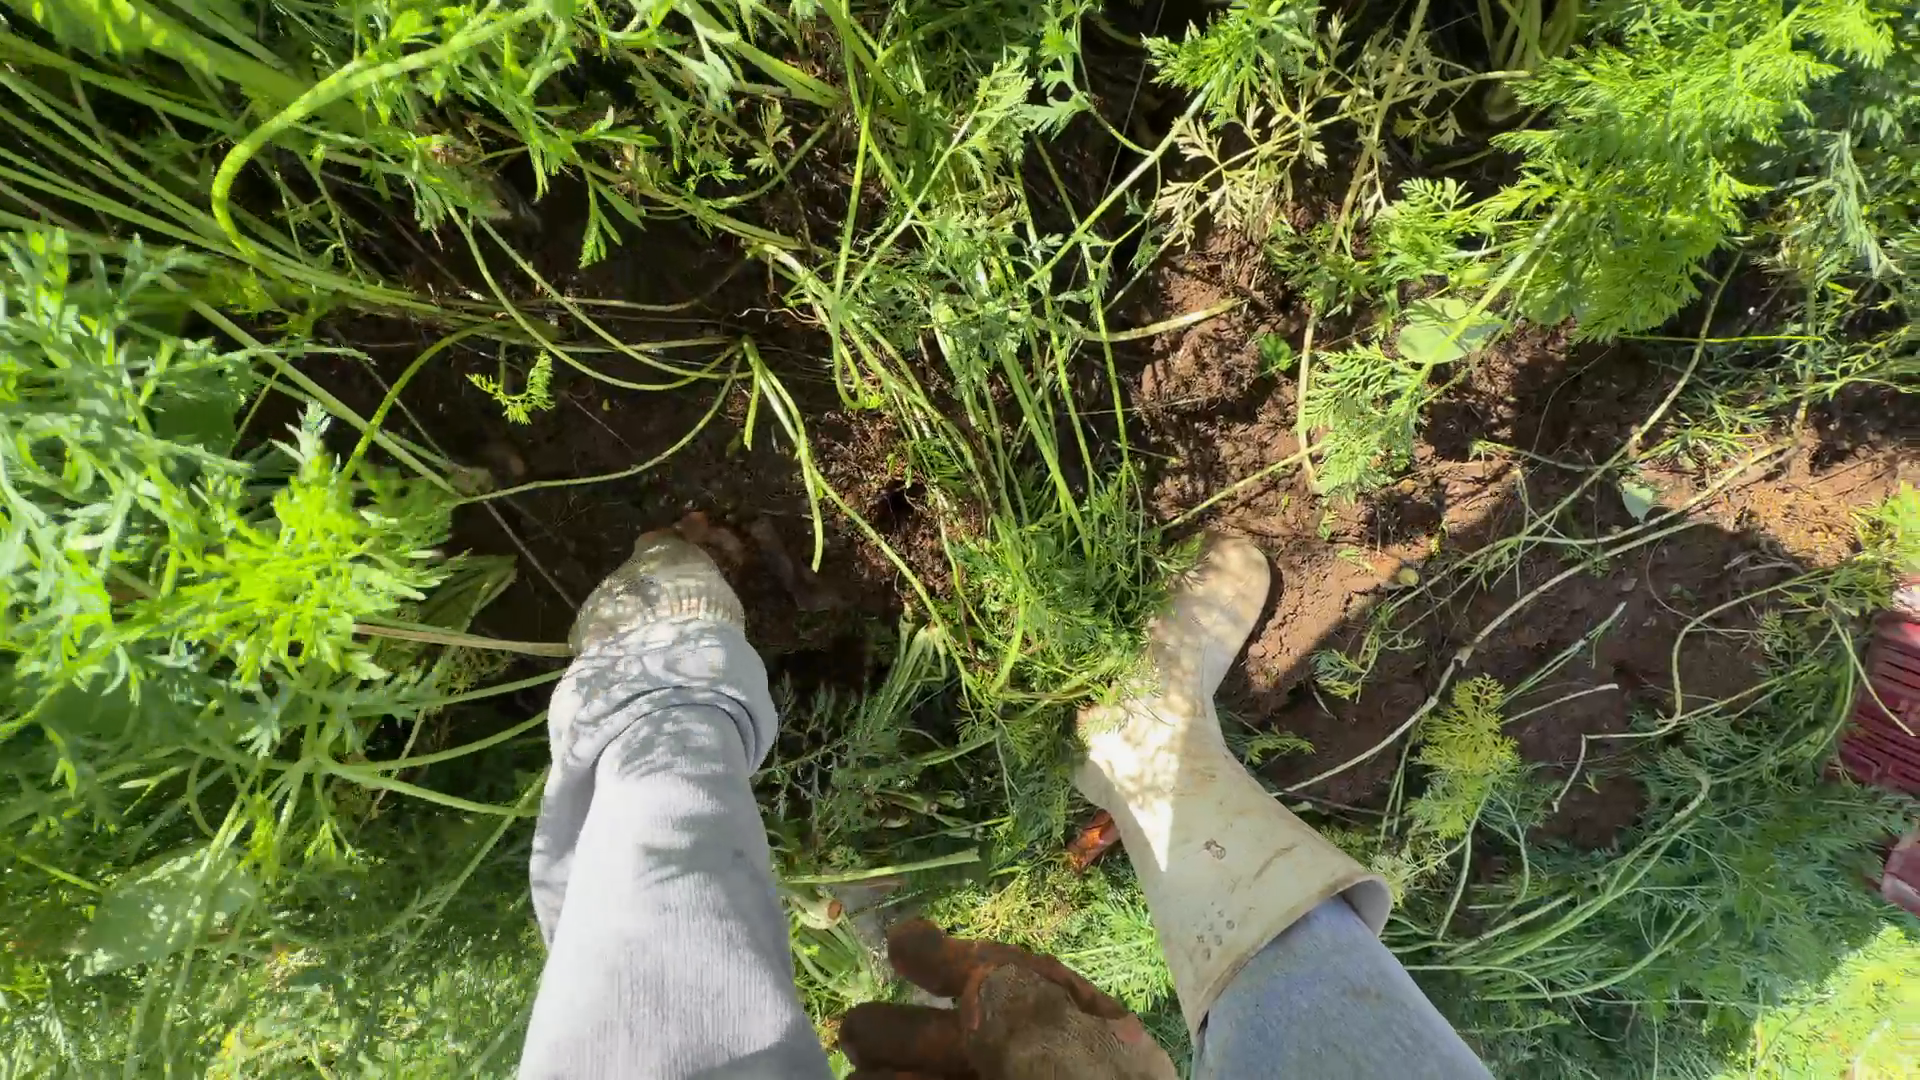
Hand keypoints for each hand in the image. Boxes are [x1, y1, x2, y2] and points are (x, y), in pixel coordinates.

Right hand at [837, 918, 1177, 1079]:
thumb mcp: (1052, 1033)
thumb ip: (990, 989)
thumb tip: (911, 935)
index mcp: (1075, 1022)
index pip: (1004, 976)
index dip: (947, 958)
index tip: (895, 944)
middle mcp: (1046, 1059)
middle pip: (966, 1038)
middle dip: (905, 1029)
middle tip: (853, 1027)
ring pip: (946, 1078)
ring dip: (894, 1070)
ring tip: (849, 1065)